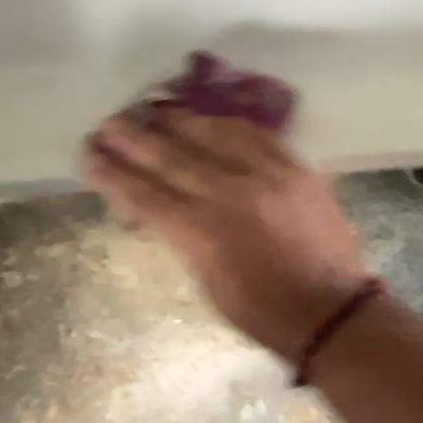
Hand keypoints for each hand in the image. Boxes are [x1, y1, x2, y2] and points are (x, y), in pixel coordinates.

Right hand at [85, 108, 372, 354]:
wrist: (333, 311)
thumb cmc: (263, 313)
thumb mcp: (208, 284)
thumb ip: (181, 239)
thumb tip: (156, 211)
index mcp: (202, 232)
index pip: (145, 193)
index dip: (113, 174)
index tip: (90, 156)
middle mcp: (229, 193)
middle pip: (170, 156)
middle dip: (134, 138)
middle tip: (108, 123)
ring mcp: (266, 174)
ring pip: (211, 133)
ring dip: (175, 120)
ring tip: (150, 109)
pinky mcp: (295, 166)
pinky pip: (253, 133)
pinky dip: (224, 123)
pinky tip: (205, 117)